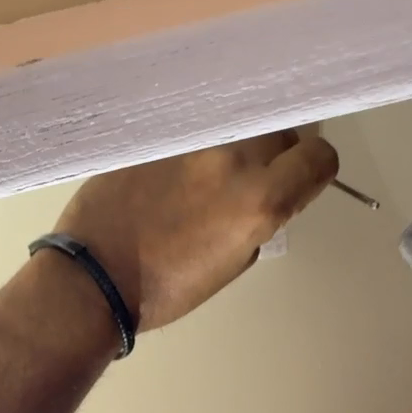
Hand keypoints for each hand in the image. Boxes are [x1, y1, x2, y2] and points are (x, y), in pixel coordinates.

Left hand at [52, 130, 337, 330]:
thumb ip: (259, 221)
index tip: (297, 181)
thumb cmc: (163, 289)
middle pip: (280, 131)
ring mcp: (191, 140)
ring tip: (205, 171)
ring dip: (233, 143)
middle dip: (274, 153)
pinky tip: (173, 167)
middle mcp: (232, 159)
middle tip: (247, 179)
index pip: (319, 157)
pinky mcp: (156, 133)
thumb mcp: (230, 264)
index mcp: (259, 200)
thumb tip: (264, 194)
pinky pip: (192, 126)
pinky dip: (193, 143)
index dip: (313, 170)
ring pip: (236, 123)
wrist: (92, 277)